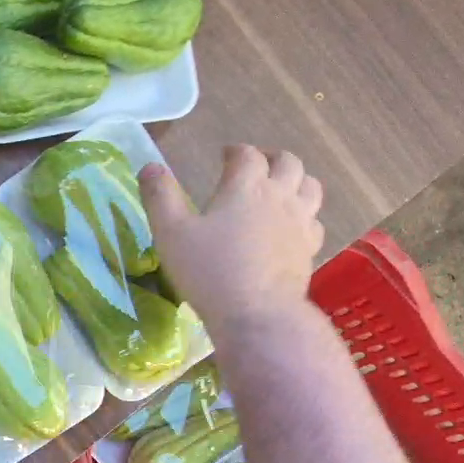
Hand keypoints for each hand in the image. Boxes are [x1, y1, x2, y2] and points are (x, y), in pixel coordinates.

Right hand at [139, 145, 324, 330]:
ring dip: (296, 179)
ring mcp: (299, 221)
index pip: (246, 156)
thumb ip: (159, 198)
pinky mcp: (308, 247)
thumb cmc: (207, 270)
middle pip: (287, 162)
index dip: (235, 151)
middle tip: (258, 164)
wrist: (254, 311)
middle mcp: (279, 195)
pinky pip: (314, 220)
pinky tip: (294, 224)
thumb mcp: (170, 234)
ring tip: (282, 186)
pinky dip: (304, 214)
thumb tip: (150, 166)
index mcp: (245, 187)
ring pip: (309, 186)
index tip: (225, 154)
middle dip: (271, 158)